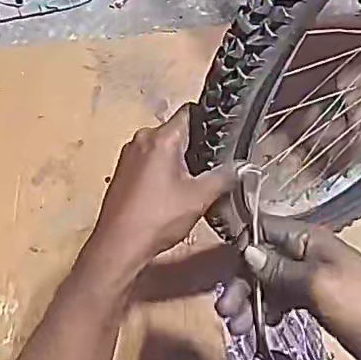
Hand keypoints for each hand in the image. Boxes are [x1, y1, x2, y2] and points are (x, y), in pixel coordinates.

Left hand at [83, 105, 238, 275]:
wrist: (118, 246)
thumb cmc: (158, 218)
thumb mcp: (199, 198)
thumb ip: (224, 177)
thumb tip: (243, 167)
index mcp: (161, 138)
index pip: (189, 113)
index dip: (208, 122)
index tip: (221, 137)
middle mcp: (142, 138)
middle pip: (176, 132)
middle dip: (193, 147)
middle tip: (209, 168)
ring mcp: (128, 154)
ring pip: (161, 147)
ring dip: (176, 161)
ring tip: (189, 185)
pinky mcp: (121, 170)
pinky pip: (148, 159)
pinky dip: (160, 170)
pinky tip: (168, 193)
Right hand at [216, 217, 360, 359]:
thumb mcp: (318, 286)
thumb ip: (280, 269)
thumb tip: (246, 250)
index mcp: (310, 238)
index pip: (263, 231)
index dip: (241, 250)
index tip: (224, 279)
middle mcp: (307, 251)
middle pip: (262, 259)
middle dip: (242, 283)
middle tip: (227, 314)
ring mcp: (311, 276)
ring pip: (269, 281)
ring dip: (251, 301)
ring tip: (238, 328)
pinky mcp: (315, 299)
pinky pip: (282, 298)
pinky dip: (268, 310)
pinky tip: (260, 327)